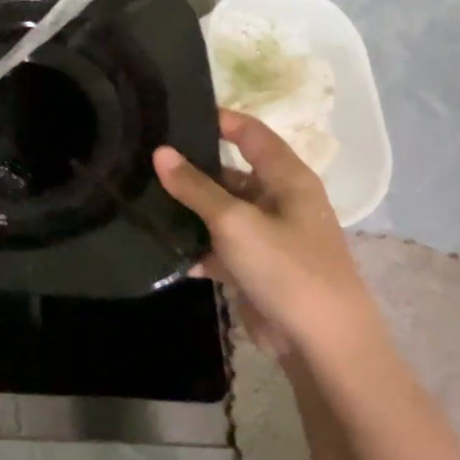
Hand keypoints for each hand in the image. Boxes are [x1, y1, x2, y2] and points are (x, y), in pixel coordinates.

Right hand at [153, 109, 377, 356]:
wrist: (323, 344)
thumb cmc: (288, 270)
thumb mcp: (234, 222)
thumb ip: (195, 186)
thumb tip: (160, 151)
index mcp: (287, 179)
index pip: (250, 133)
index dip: (216, 119)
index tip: (170, 114)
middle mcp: (278, 201)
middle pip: (228, 172)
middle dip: (188, 168)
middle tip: (138, 158)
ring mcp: (266, 235)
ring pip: (217, 209)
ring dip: (185, 209)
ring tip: (137, 198)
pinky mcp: (253, 266)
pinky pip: (215, 245)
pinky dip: (192, 245)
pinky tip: (159, 247)